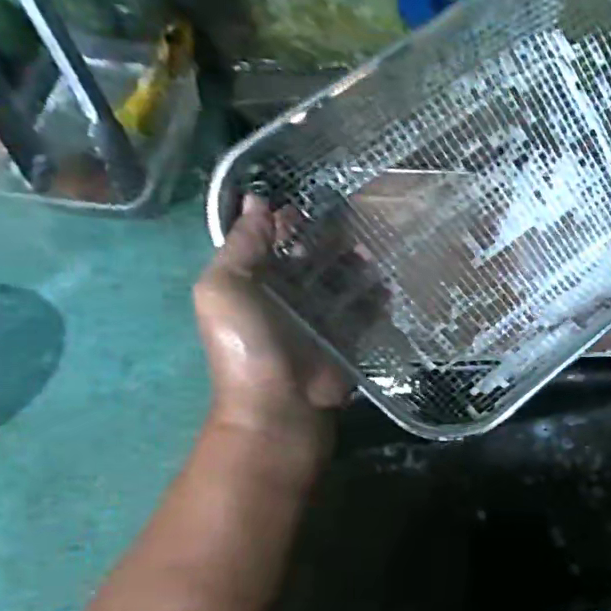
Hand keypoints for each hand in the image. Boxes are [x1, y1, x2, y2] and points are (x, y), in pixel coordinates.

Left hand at [193, 195, 349, 469]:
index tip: (310, 200)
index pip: (271, 240)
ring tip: (371, 249)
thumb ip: (241, 245)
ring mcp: (320, 319)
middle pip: (311, 258)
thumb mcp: (224, 288)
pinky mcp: (347, 339)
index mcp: (253, 281)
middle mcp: (287, 297)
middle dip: (328, 238)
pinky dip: (376, 296)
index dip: (286, 220)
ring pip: (341, 280)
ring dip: (355, 263)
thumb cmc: (247, 346)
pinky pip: (365, 310)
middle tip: (351, 221)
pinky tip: (386, 281)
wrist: (279, 409)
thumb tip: (257, 200)